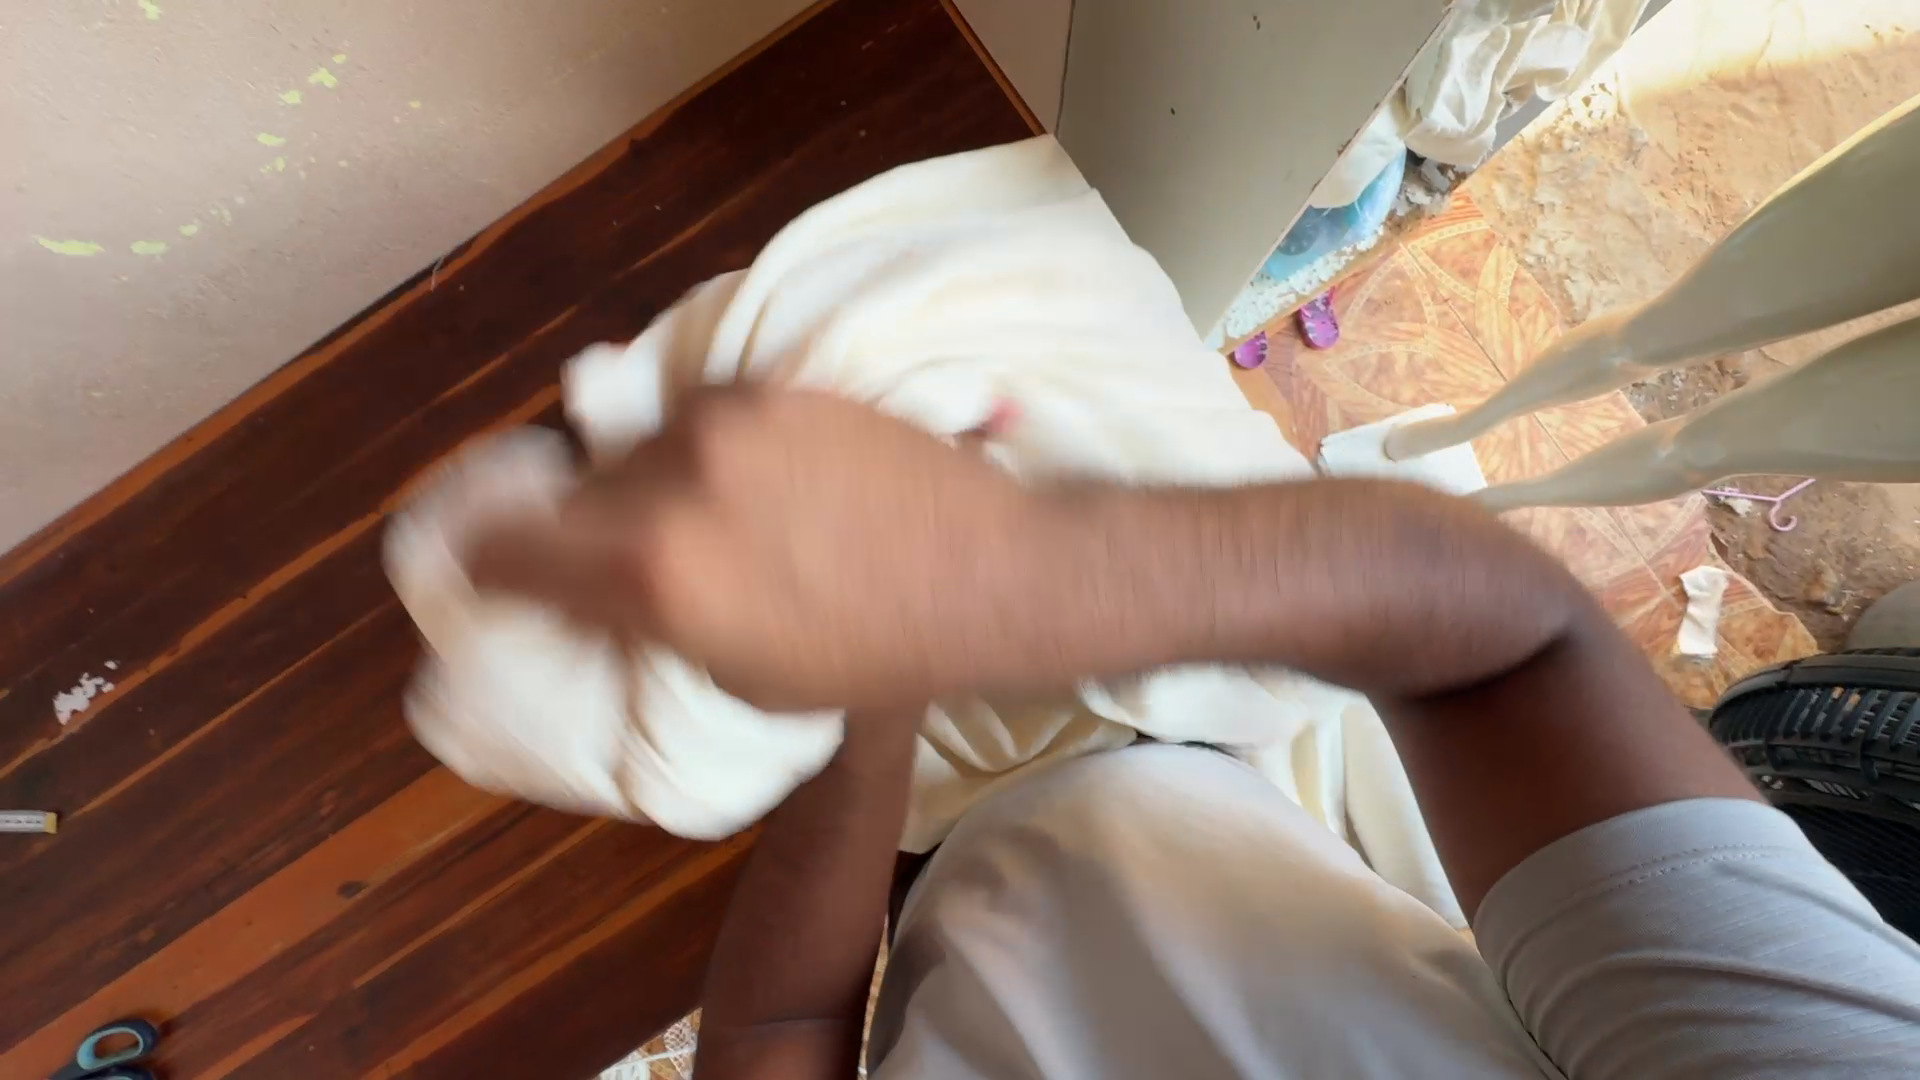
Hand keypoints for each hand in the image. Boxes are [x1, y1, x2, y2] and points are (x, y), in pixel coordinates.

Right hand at [468, 387, 1058, 709]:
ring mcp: (730, 418)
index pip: (503, 547)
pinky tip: (774, 477)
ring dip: (664, 480)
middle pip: (578, 491)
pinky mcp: (781, 386)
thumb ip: (658, 625)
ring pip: (647, 444)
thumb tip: (608, 589)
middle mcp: (674, 479)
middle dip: (596, 527)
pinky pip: (711, 415)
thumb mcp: (745, 678)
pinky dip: (719, 447)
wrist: (984, 574)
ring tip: (731, 512)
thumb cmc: (874, 655)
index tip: (502, 564)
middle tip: (648, 551)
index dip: (491, 559)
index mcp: (654, 574)